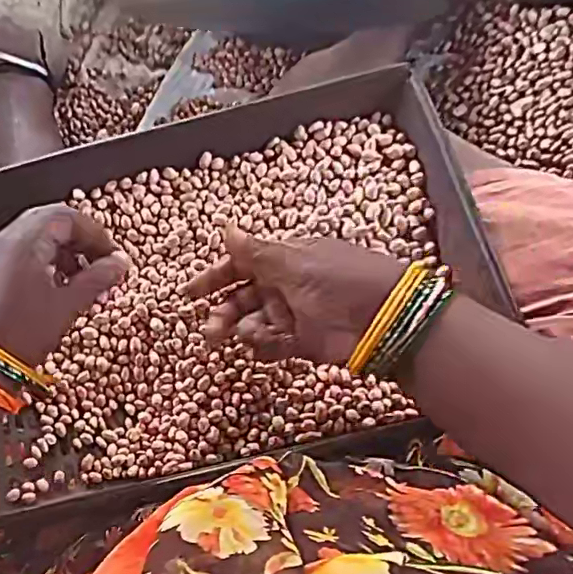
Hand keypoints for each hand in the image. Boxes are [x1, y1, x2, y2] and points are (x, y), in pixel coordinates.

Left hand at [0, 204, 129, 365]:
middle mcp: (11, 238)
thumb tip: (120, 263)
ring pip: (42, 237)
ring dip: (67, 252)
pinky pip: (29, 252)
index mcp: (28, 239)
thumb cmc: (26, 332)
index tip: (114, 257)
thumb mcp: (69, 304)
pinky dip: (50, 261)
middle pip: (55, 223)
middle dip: (82, 242)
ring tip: (85, 279)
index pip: (69, 218)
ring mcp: (2, 253)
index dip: (97, 236)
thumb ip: (98, 278)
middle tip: (101, 263)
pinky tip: (63, 286)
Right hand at [181, 225, 404, 366]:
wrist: (382, 319)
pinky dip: (263, 346)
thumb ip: (255, 251)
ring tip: (247, 334)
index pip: (240, 265)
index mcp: (284, 259)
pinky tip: (265, 344)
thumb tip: (226, 228)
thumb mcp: (294, 263)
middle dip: (223, 313)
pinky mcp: (298, 342)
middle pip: (241, 299)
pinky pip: (268, 345)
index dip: (214, 278)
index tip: (189, 293)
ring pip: (251, 324)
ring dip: (243, 330)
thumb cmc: (340, 281)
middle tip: (211, 331)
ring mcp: (291, 315)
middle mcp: (284, 286)